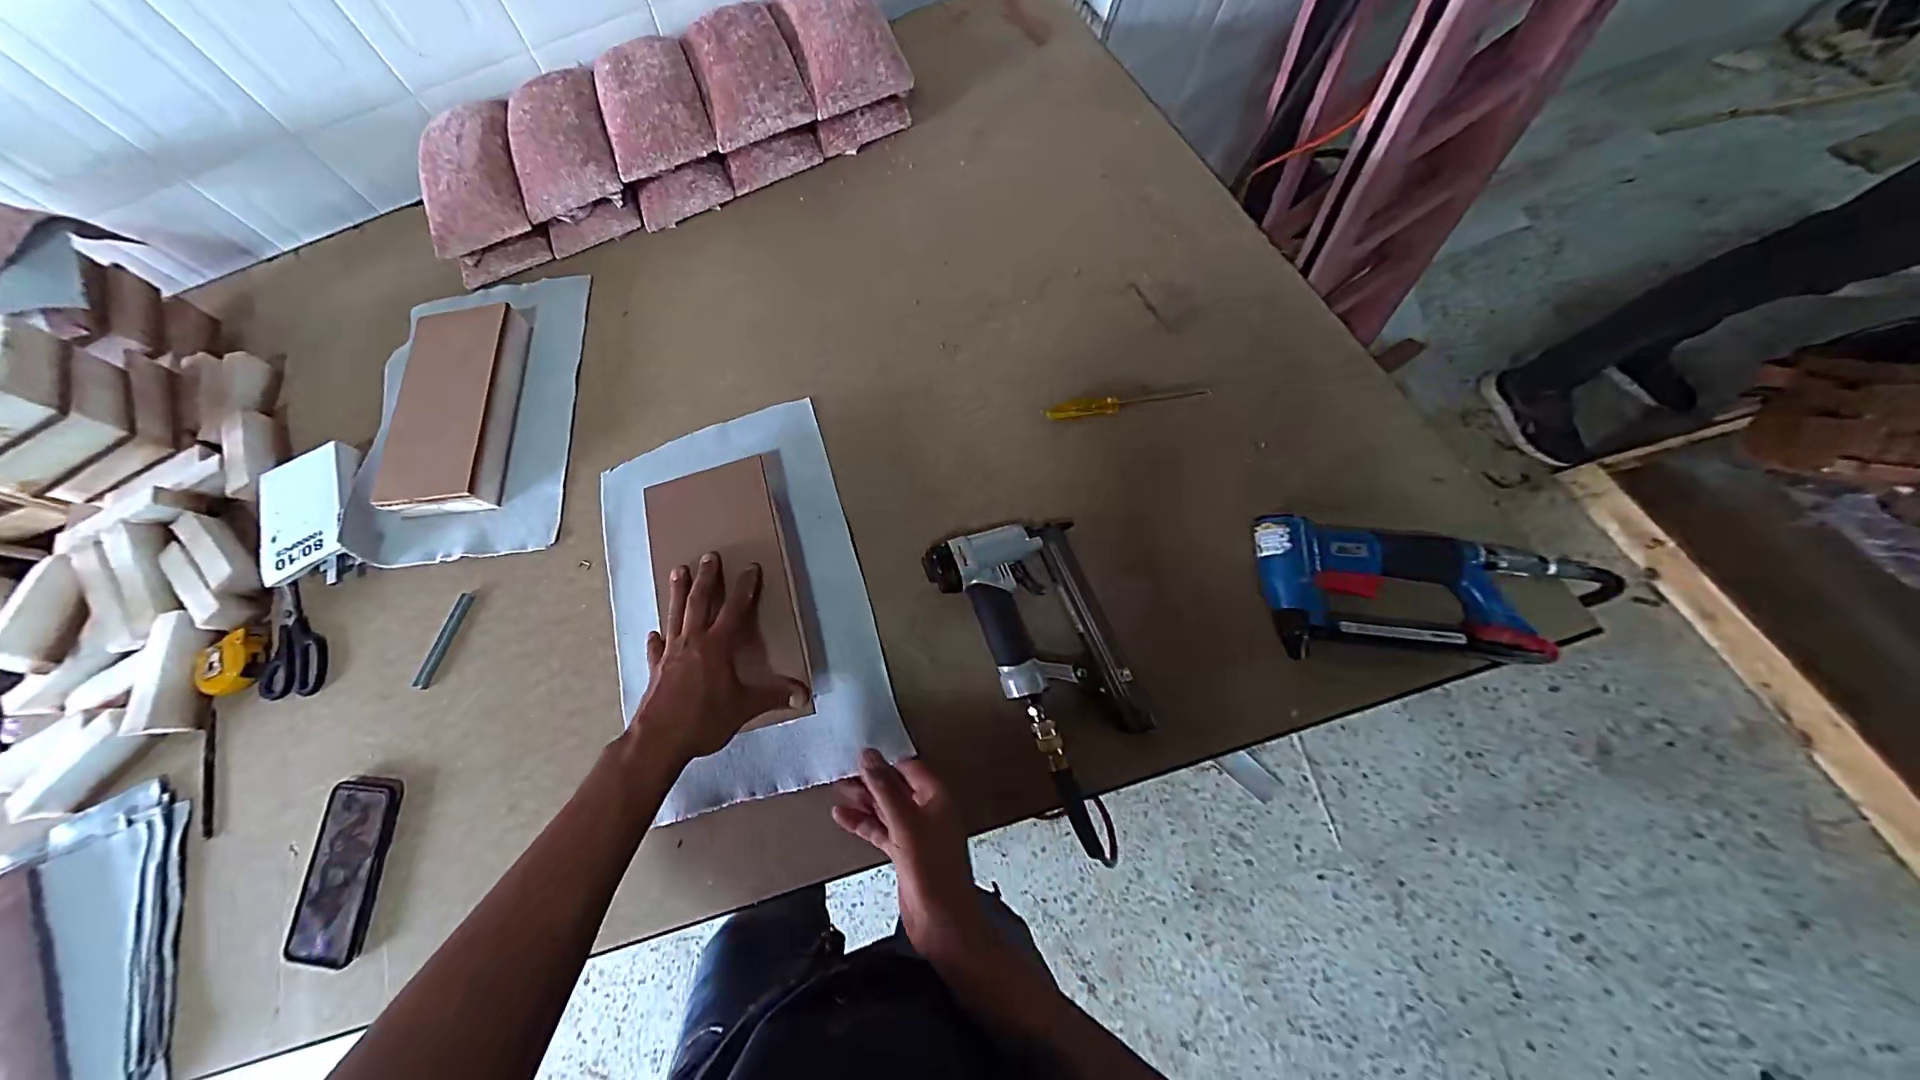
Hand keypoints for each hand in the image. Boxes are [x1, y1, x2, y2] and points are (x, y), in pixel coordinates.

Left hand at [630, 553, 809, 763]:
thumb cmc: (704, 720)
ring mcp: (670, 655)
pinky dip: (656, 639)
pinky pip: (656, 649)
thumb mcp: (745, 708)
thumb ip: (774, 697)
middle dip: (706, 578)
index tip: (750, 567)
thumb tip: (804, 694)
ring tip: (677, 571)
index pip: (734, 609)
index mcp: (716, 647)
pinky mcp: (656, 671)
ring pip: (675, 615)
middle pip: (699, 602)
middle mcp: (692, 643)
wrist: (658, 741)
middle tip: (709, 556)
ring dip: (677, 592)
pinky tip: (653, 632)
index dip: (744, 588)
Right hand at [831, 750, 992, 963]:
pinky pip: (880, 830)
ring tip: (839, 788)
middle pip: (896, 786)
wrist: (942, 922)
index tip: (862, 754)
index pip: (909, 767)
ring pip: (886, 808)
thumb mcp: (905, 822)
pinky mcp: (904, 853)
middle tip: (844, 770)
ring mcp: (916, 833)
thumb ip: (885, 789)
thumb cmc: (935, 873)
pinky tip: (844, 816)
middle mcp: (928, 812)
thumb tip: (869, 758)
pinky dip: (863, 822)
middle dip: (871, 779)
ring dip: (864, 799)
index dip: (886, 760)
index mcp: (937, 797)